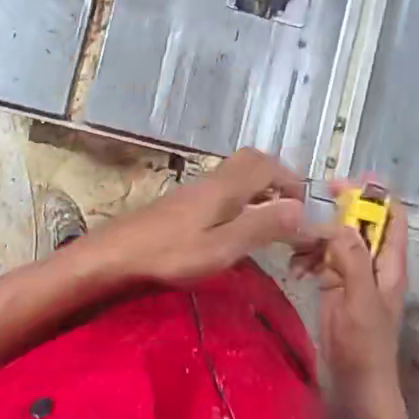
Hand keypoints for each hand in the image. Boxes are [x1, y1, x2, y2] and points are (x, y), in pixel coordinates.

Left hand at [73, 148, 316, 284]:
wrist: (114, 255)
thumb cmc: (168, 254)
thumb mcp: (221, 247)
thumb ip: (260, 226)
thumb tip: (300, 207)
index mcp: (224, 187)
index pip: (267, 164)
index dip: (291, 180)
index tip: (303, 208)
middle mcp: (210, 181)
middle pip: (251, 162)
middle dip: (276, 179)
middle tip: (288, 210)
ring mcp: (192, 191)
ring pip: (234, 176)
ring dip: (257, 190)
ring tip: (268, 223)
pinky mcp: (180, 205)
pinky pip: (220, 190)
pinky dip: (239, 201)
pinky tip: (234, 229)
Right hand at [293, 184, 408, 398]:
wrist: (355, 382)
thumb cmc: (366, 345)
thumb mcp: (362, 300)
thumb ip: (354, 260)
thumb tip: (341, 224)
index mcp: (391, 264)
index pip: (391, 217)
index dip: (373, 195)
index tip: (343, 183)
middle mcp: (374, 264)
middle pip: (358, 224)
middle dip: (334, 213)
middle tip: (306, 206)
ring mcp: (352, 274)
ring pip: (334, 240)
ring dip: (315, 239)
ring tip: (297, 251)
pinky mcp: (333, 286)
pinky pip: (319, 260)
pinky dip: (306, 259)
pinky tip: (295, 270)